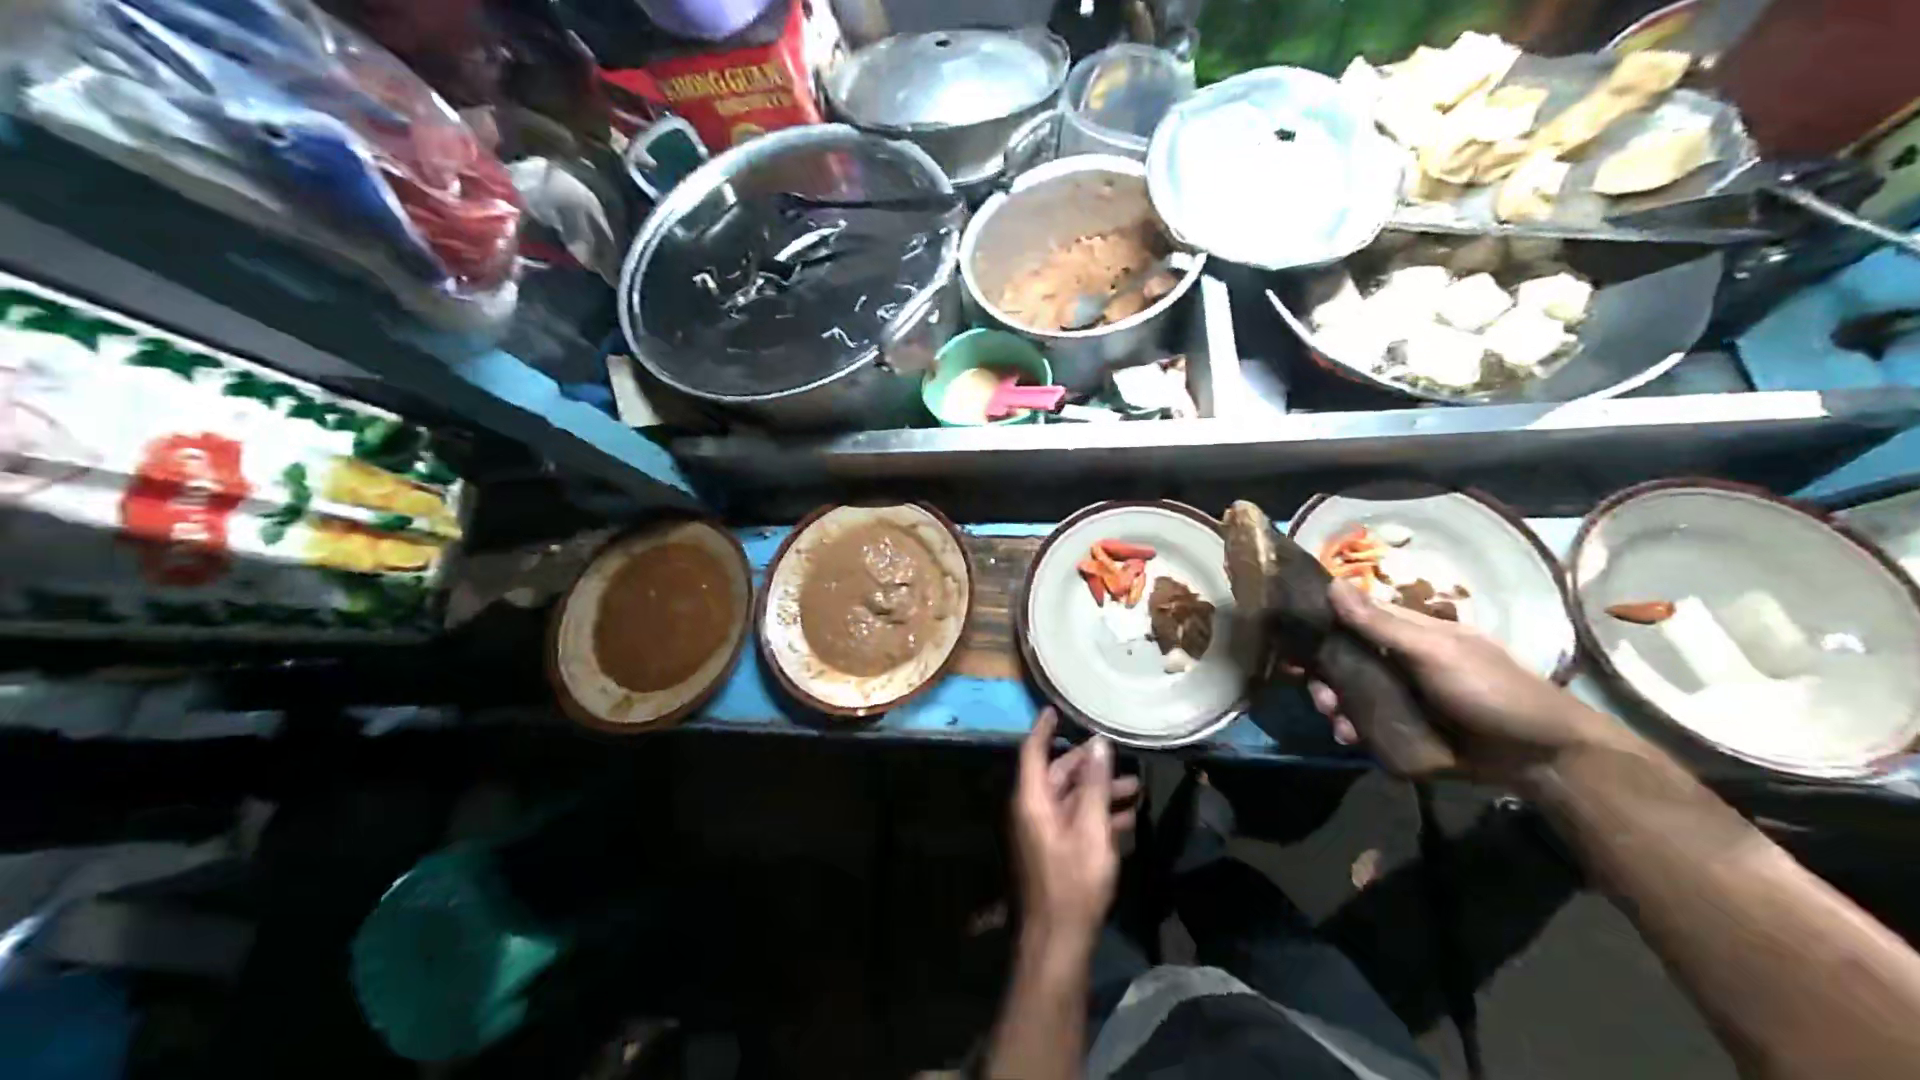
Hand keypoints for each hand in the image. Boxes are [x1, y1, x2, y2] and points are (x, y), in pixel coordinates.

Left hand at [1011, 708, 1140, 947]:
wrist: (1058, 940)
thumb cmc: (1073, 882)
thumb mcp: (1090, 830)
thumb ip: (1094, 786)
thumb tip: (1099, 744)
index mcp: (1031, 800)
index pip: (1032, 751)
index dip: (1044, 728)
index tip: (1056, 709)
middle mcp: (1031, 810)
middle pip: (1057, 774)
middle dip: (1088, 764)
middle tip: (1119, 757)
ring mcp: (1041, 831)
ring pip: (1070, 799)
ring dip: (1098, 791)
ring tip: (1136, 788)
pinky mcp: (1053, 850)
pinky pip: (1073, 821)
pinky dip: (1096, 814)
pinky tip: (1128, 818)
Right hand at [1310, 580, 1634, 781]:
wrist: (1543, 758)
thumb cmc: (1492, 690)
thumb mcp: (1434, 652)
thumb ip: (1381, 623)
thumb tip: (1332, 584)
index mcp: (1407, 633)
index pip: (1351, 620)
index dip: (1319, 628)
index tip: (1291, 644)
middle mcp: (1398, 661)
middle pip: (1342, 661)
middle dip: (1324, 677)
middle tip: (1321, 697)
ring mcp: (1400, 697)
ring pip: (1349, 694)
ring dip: (1334, 706)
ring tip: (1338, 724)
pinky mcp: (1403, 730)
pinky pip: (1365, 725)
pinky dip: (1352, 730)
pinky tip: (1351, 739)